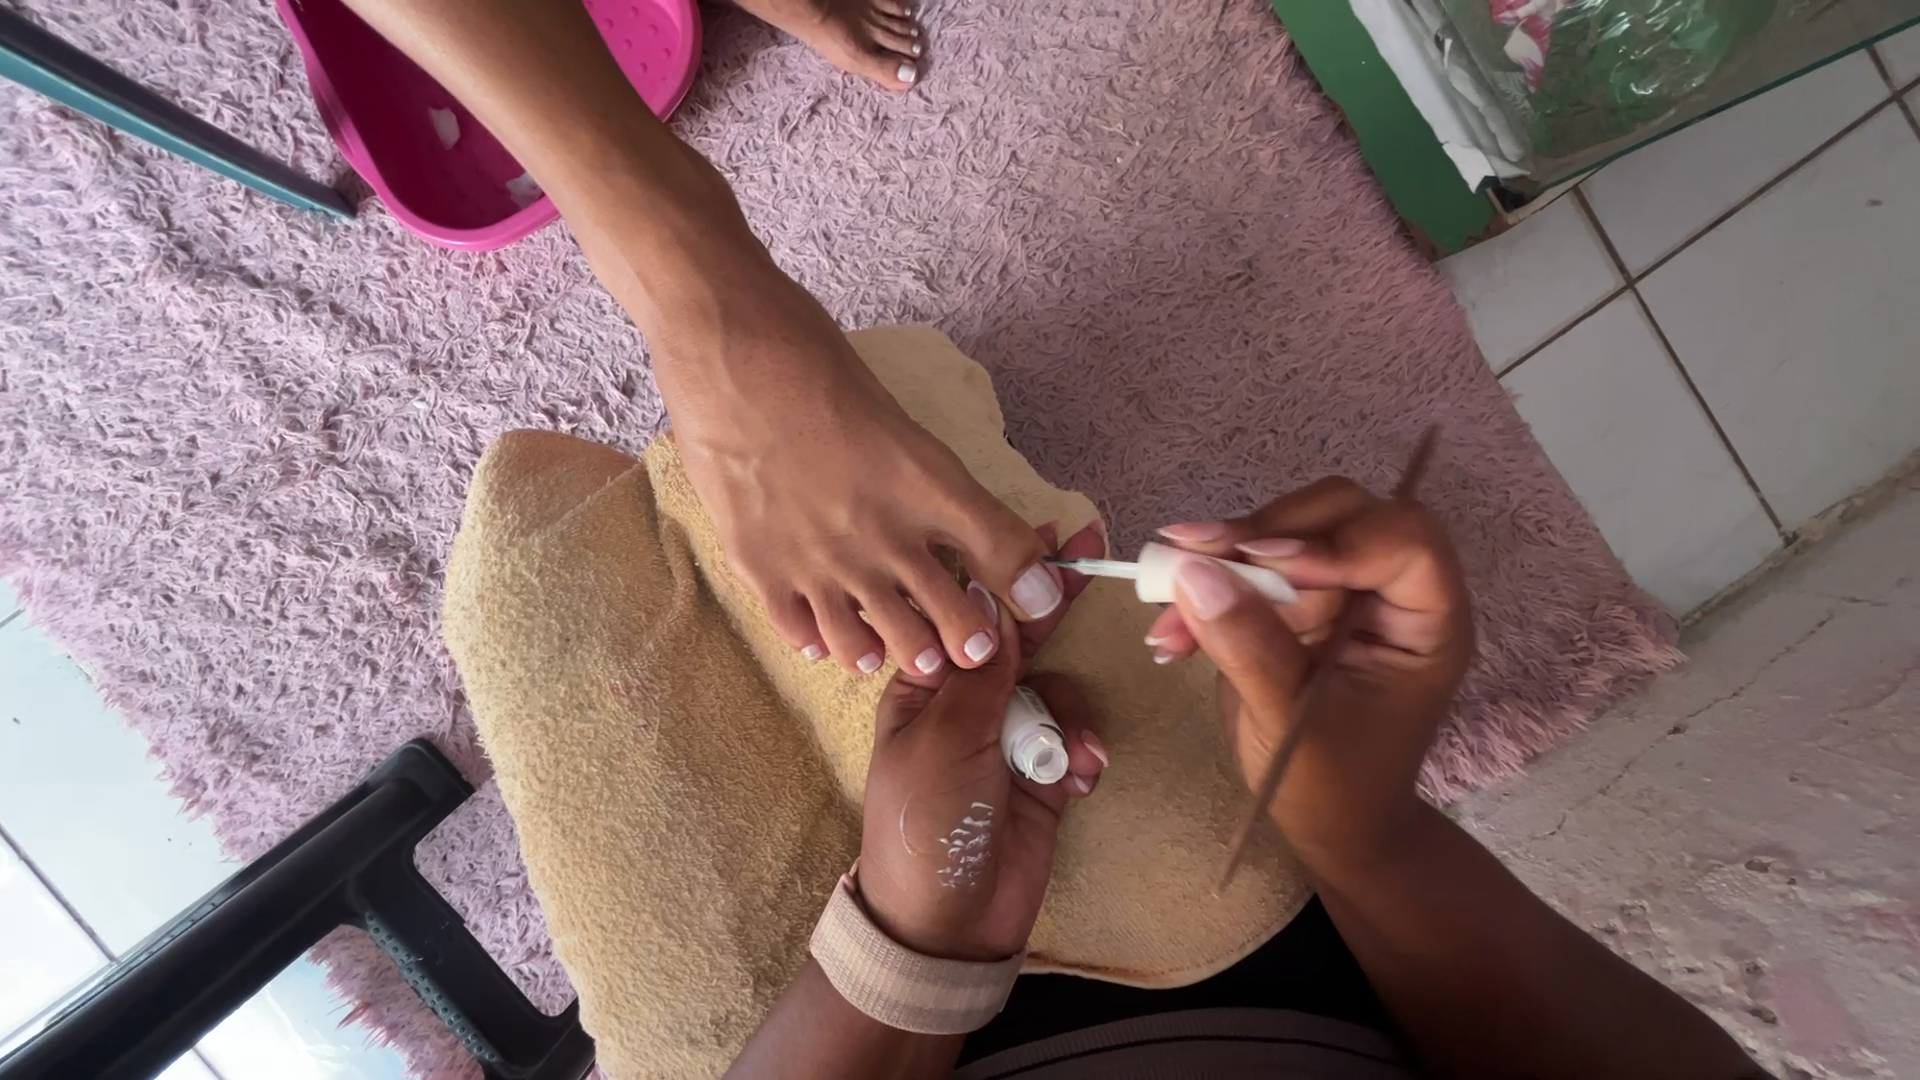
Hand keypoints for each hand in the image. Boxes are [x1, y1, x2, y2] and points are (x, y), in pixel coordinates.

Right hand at [663, 269, 1066, 677]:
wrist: (730, 351)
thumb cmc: (818, 366)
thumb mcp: (898, 416)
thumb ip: (937, 478)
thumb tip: (958, 521)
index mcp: (926, 486)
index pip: (1002, 550)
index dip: (1030, 586)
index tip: (1033, 599)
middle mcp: (882, 535)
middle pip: (947, 616)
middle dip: (965, 640)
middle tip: (963, 646)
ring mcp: (821, 559)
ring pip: (875, 642)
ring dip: (894, 649)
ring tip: (894, 648)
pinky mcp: (763, 568)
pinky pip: (802, 633)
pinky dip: (820, 641)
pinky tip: (825, 638)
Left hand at [853, 524, 1109, 960]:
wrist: (948, 926)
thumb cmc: (928, 821)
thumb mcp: (947, 739)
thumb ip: (981, 672)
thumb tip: (991, 596)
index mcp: (929, 686)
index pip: (970, 614)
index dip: (1007, 574)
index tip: (1049, 536)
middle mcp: (969, 702)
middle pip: (1021, 640)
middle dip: (1056, 608)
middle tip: (1097, 559)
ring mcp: (1008, 736)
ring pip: (1058, 692)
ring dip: (1070, 721)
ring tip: (1068, 760)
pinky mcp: (1044, 773)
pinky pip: (1075, 739)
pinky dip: (1080, 755)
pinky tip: (1075, 781)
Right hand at [1147, 478, 1473, 877]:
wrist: (1326, 821)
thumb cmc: (1332, 787)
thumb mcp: (1289, 722)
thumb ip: (1248, 645)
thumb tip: (1193, 571)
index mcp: (1423, 621)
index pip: (1402, 541)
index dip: (1332, 539)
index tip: (1258, 559)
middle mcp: (1386, 591)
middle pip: (1337, 513)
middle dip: (1261, 530)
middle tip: (1192, 553)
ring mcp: (1337, 591)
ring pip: (1282, 530)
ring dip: (1218, 558)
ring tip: (1163, 601)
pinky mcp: (1293, 601)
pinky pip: (1244, 567)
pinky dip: (1202, 586)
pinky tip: (1168, 633)